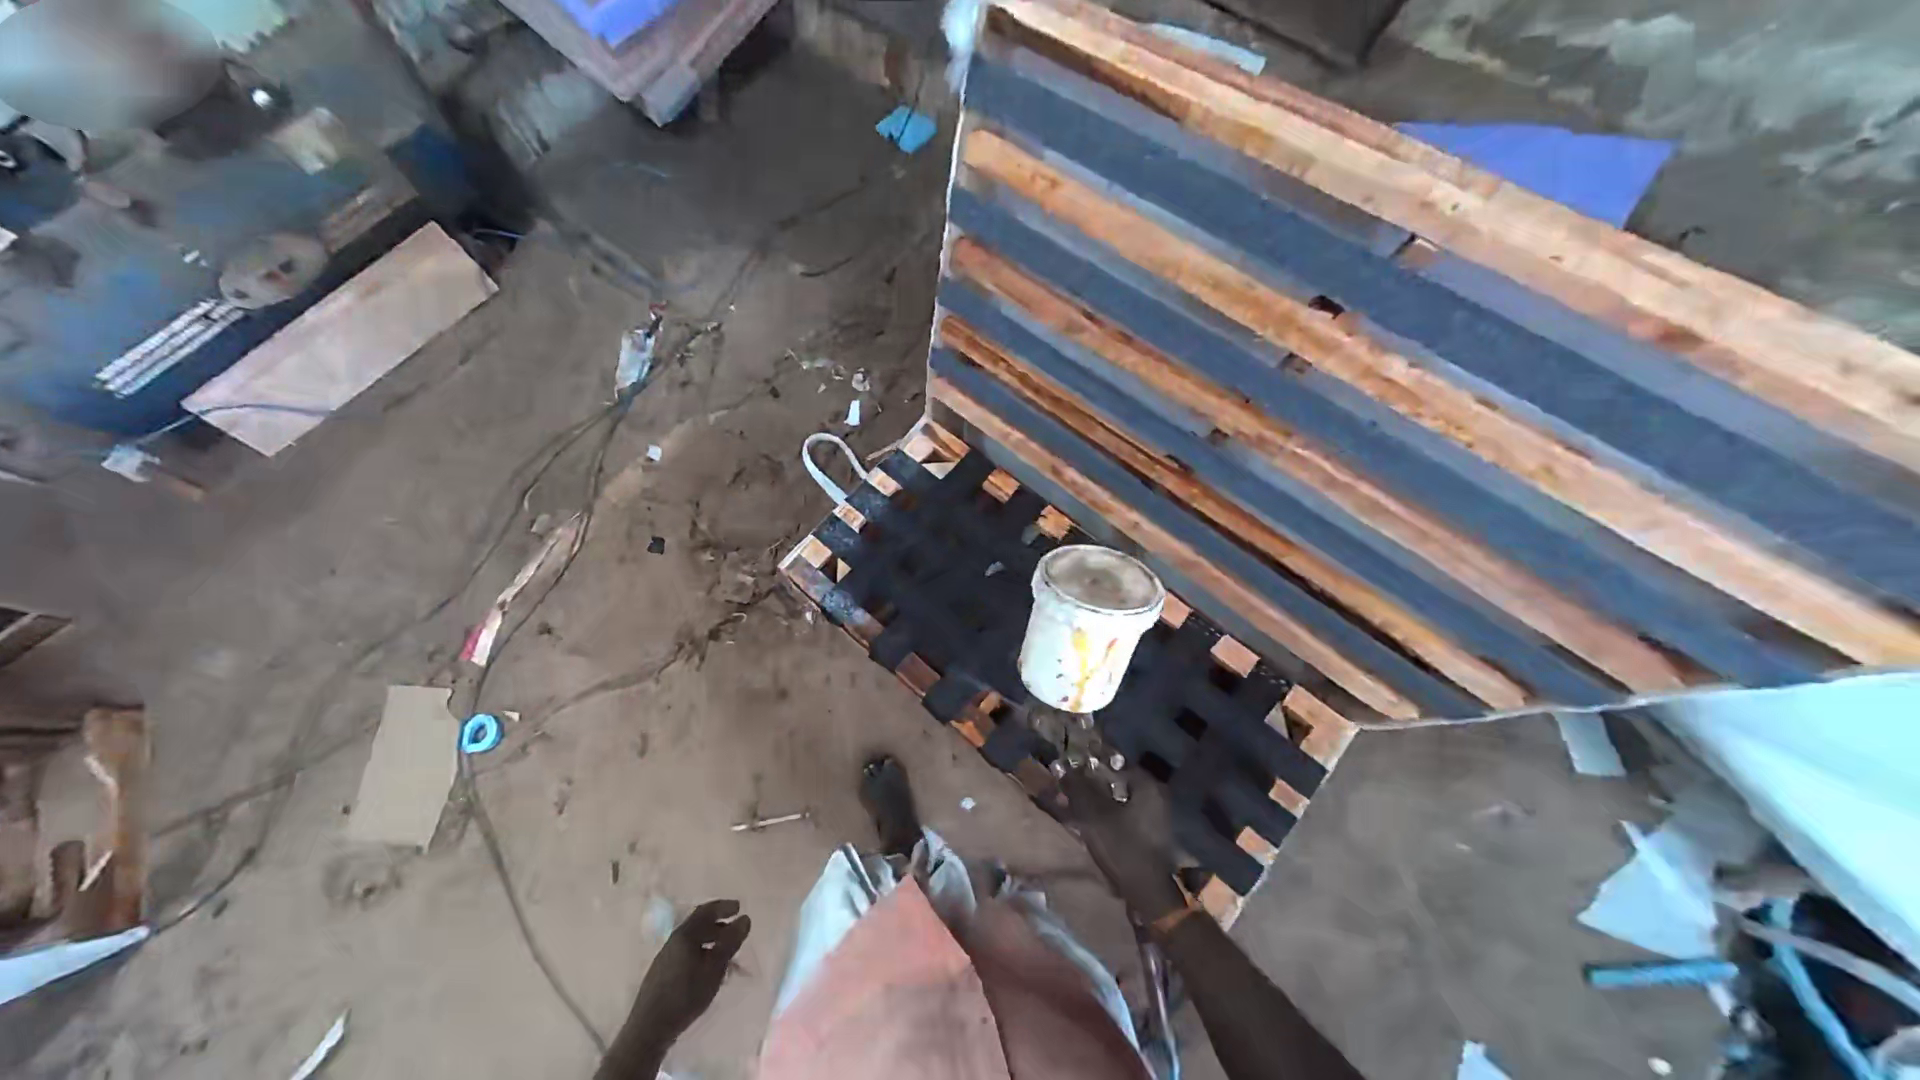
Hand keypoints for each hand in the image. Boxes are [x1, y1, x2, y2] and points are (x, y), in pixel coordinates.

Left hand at [627, 900, 752, 1040]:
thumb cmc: (685, 996)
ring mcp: (665, 958)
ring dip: (710, 940)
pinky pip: (686, 953)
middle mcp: (673, 942)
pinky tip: (708, 969)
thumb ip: (730, 942)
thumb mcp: (714, 968)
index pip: (706, 911)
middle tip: (735, 930)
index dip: (723, 907)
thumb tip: (745, 919)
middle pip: (698, 925)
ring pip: (692, 941)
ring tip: (725, 952)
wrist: (648, 1030)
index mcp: (685, 936)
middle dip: (719, 925)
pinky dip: (701, 952)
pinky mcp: (662, 974)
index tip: (739, 907)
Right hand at [1060, 767, 1187, 923]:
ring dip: (1099, 800)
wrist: (1147, 892)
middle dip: (1094, 783)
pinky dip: (1109, 815)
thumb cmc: (1122, 846)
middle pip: (1119, 782)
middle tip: (1072, 788)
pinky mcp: (1151, 835)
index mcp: (1148, 786)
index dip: (1093, 764)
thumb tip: (1063, 768)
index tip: (1074, 767)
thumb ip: (1078, 789)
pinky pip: (1125, 815)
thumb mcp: (1094, 815)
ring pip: (1121, 800)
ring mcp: (1156, 817)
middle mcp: (1157, 797)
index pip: (1117, 763)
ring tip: (1076, 806)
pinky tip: (1091, 822)